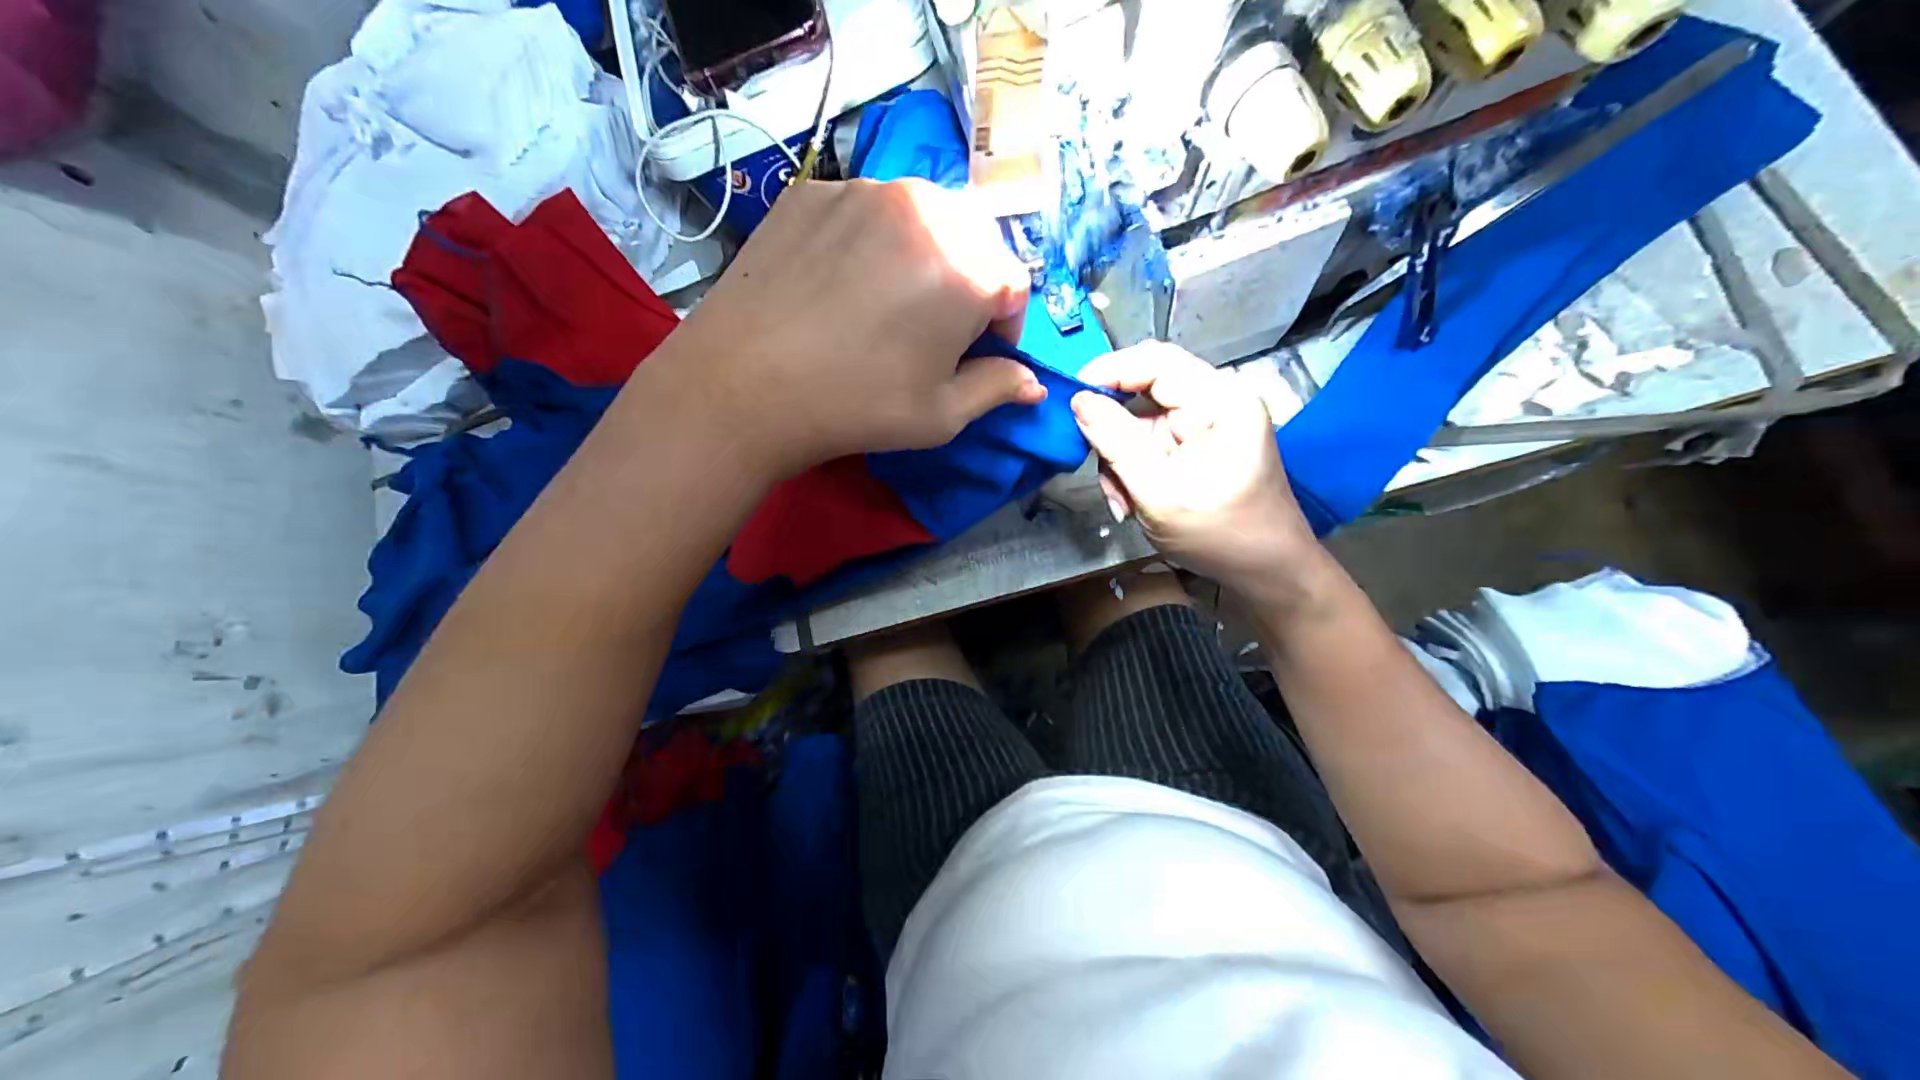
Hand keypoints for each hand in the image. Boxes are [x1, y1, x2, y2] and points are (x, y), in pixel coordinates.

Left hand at [644, 179, 1044, 477]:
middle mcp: (923, 209)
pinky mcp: (813, 191)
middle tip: (939, 325)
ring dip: (925, 254)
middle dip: (971, 280)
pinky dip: (871, 240)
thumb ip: (996, 389)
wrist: (743, 383)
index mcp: (966, 266)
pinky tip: (842, 283)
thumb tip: (1033, 383)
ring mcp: (862, 191)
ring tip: (891, 300)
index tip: (982, 353)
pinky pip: (865, 208)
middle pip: (974, 238)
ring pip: (921, 215)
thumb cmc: (856, 406)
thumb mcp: (939, 415)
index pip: (1014, 282)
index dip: (1006, 323)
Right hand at [1071, 343, 1324, 604]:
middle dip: (1112, 431)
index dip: (1108, 371)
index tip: (1070, 398)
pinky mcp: (1199, 444)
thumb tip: (1078, 400)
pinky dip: (1134, 469)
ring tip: (1123, 501)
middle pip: (1145, 391)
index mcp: (1221, 401)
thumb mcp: (1159, 491)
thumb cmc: (1221, 535)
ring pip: (1141, 421)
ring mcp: (1207, 424)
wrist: (1267, 571)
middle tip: (1096, 466)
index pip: (1156, 361)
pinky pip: (1152, 442)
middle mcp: (1217, 401)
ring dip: (1121, 459)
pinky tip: (1134, 501)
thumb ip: (1116, 442)